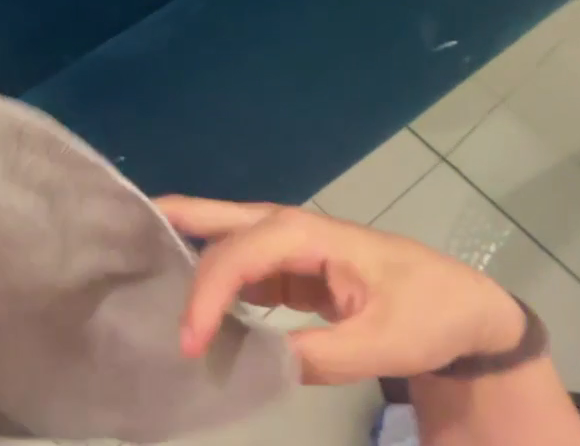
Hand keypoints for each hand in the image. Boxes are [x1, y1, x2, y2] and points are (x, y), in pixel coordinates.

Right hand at [156, 197, 528, 384]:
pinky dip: (199, 277)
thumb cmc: (426, 311)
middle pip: (201, 215)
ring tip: (140, 283)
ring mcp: (273, 241)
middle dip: (157, 228)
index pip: (232, 258)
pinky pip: (226, 263)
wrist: (463, 303)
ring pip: (207, 237)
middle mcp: (274, 225)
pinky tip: (183, 301)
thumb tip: (263, 364)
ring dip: (175, 256)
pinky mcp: (276, 263)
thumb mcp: (387, 341)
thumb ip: (324, 355)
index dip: (203, 297)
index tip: (189, 343)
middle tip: (117, 253)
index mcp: (297, 232)